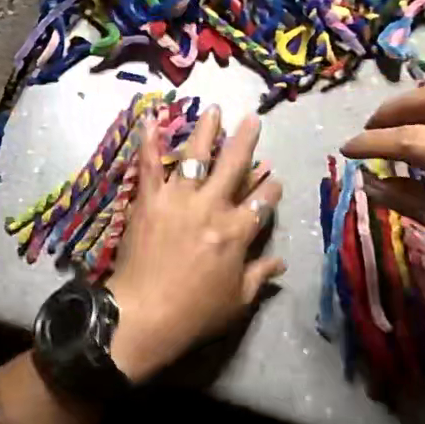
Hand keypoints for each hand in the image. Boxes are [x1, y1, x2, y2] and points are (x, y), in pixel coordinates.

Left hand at [104, 105, 286, 380]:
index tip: (274, 176)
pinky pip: (149, 166)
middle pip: (234, 166)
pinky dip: (150, 142)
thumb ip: (259, 275)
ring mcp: (178, 199)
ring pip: (196, 156)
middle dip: (246, 141)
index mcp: (237, 232)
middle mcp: (211, 207)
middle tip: (252, 118)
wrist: (144, 315)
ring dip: (206, 130)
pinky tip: (152, 120)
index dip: (270, 187)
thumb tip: (280, 263)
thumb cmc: (195, 313)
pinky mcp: (148, 200)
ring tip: (213, 109)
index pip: (262, 201)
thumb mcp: (237, 300)